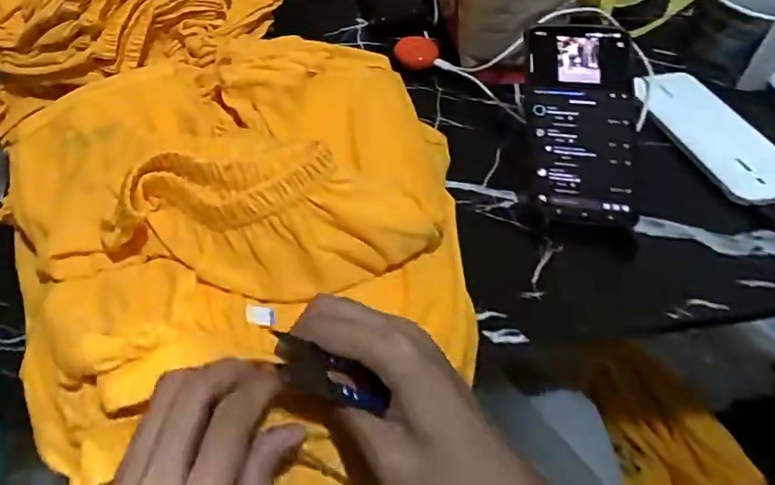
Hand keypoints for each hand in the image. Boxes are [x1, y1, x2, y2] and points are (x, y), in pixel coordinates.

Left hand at [116, 360, 305, 484]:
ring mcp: (131, 470)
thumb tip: (292, 427)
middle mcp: (158, 475)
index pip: (230, 420)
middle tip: (261, 370)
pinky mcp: (117, 471)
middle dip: (232, 370)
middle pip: (194, 391)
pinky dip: (181, 394)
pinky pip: (151, 410)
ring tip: (235, 378)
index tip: (284, 378)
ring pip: (167, 389)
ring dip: (205, 373)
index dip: (260, 388)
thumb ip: (258, 480)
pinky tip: (202, 401)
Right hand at [290, 296, 541, 484]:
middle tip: (290, 370)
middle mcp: (400, 326)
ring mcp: (410, 332)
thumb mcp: (388, 455)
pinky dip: (345, 339)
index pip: (328, 322)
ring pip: (350, 312)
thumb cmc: (443, 473)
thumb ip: (343, 410)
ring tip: (310, 373)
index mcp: (393, 348)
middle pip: (336, 306)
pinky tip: (340, 373)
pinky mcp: (415, 344)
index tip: (276, 365)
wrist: (499, 483)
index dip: (297, 340)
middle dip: (308, 330)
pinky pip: (367, 326)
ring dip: (325, 334)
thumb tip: (304, 378)